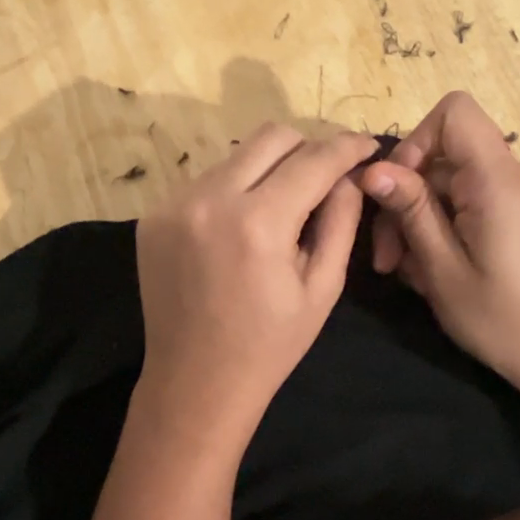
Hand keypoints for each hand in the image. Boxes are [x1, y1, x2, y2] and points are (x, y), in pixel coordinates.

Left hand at [132, 124, 377, 453]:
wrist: (194, 383)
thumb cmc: (269, 345)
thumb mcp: (322, 287)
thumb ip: (341, 220)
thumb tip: (347, 174)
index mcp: (259, 223)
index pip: (314, 159)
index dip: (347, 147)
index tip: (365, 145)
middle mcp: (211, 199)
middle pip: (272, 136)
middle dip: (307, 147)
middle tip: (324, 176)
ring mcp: (174, 204)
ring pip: (235, 156)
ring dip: (266, 169)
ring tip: (279, 209)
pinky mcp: (154, 216)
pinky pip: (205, 181)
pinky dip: (231, 191)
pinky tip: (239, 229)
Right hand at [357, 92, 519, 412]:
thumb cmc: (499, 319)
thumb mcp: (441, 268)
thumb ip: (410, 210)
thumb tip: (372, 169)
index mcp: (499, 179)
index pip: (454, 112)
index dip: (416, 140)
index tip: (397, 191)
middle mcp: (519, 174)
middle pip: (445, 156)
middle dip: (408, 199)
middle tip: (388, 260)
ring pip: (453, 183)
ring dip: (422, 221)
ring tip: (409, 273)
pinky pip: (473, 201)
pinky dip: (447, 227)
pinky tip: (435, 271)